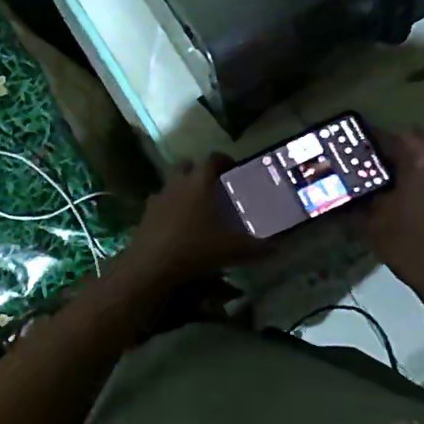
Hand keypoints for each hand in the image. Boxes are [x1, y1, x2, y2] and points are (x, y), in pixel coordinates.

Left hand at [115, 154, 261, 288]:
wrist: (153, 264)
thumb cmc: (196, 249)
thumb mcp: (232, 250)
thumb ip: (258, 248)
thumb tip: (278, 247)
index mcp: (199, 183)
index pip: (212, 159)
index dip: (223, 159)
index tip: (233, 168)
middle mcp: (177, 183)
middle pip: (186, 165)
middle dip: (198, 170)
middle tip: (212, 184)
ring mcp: (158, 196)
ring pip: (170, 182)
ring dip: (181, 187)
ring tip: (195, 204)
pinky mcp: (145, 212)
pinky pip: (159, 201)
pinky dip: (168, 206)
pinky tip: (176, 222)